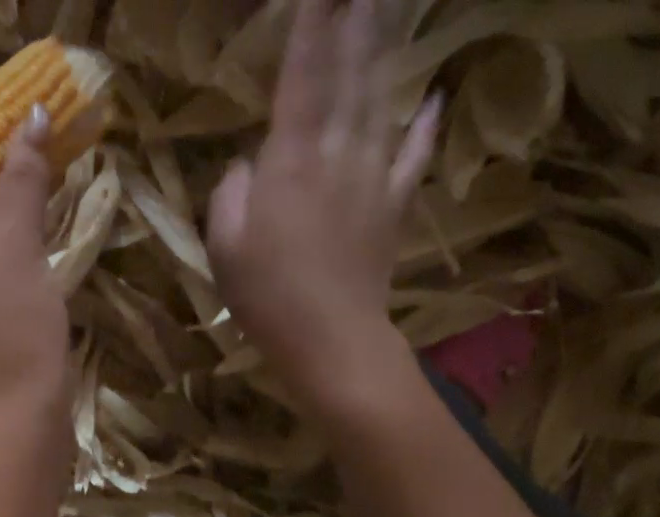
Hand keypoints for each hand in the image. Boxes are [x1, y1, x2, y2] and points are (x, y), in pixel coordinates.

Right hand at [206, 0, 441, 410]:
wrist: (332, 340)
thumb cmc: (267, 297)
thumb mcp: (224, 248)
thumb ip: (231, 195)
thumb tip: (247, 164)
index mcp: (289, 161)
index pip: (301, 77)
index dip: (311, 27)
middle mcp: (337, 154)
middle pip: (349, 75)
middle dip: (355, 21)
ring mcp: (372, 178)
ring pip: (381, 103)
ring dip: (384, 54)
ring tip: (387, 12)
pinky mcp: (393, 207)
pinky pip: (412, 157)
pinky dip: (424, 127)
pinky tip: (435, 98)